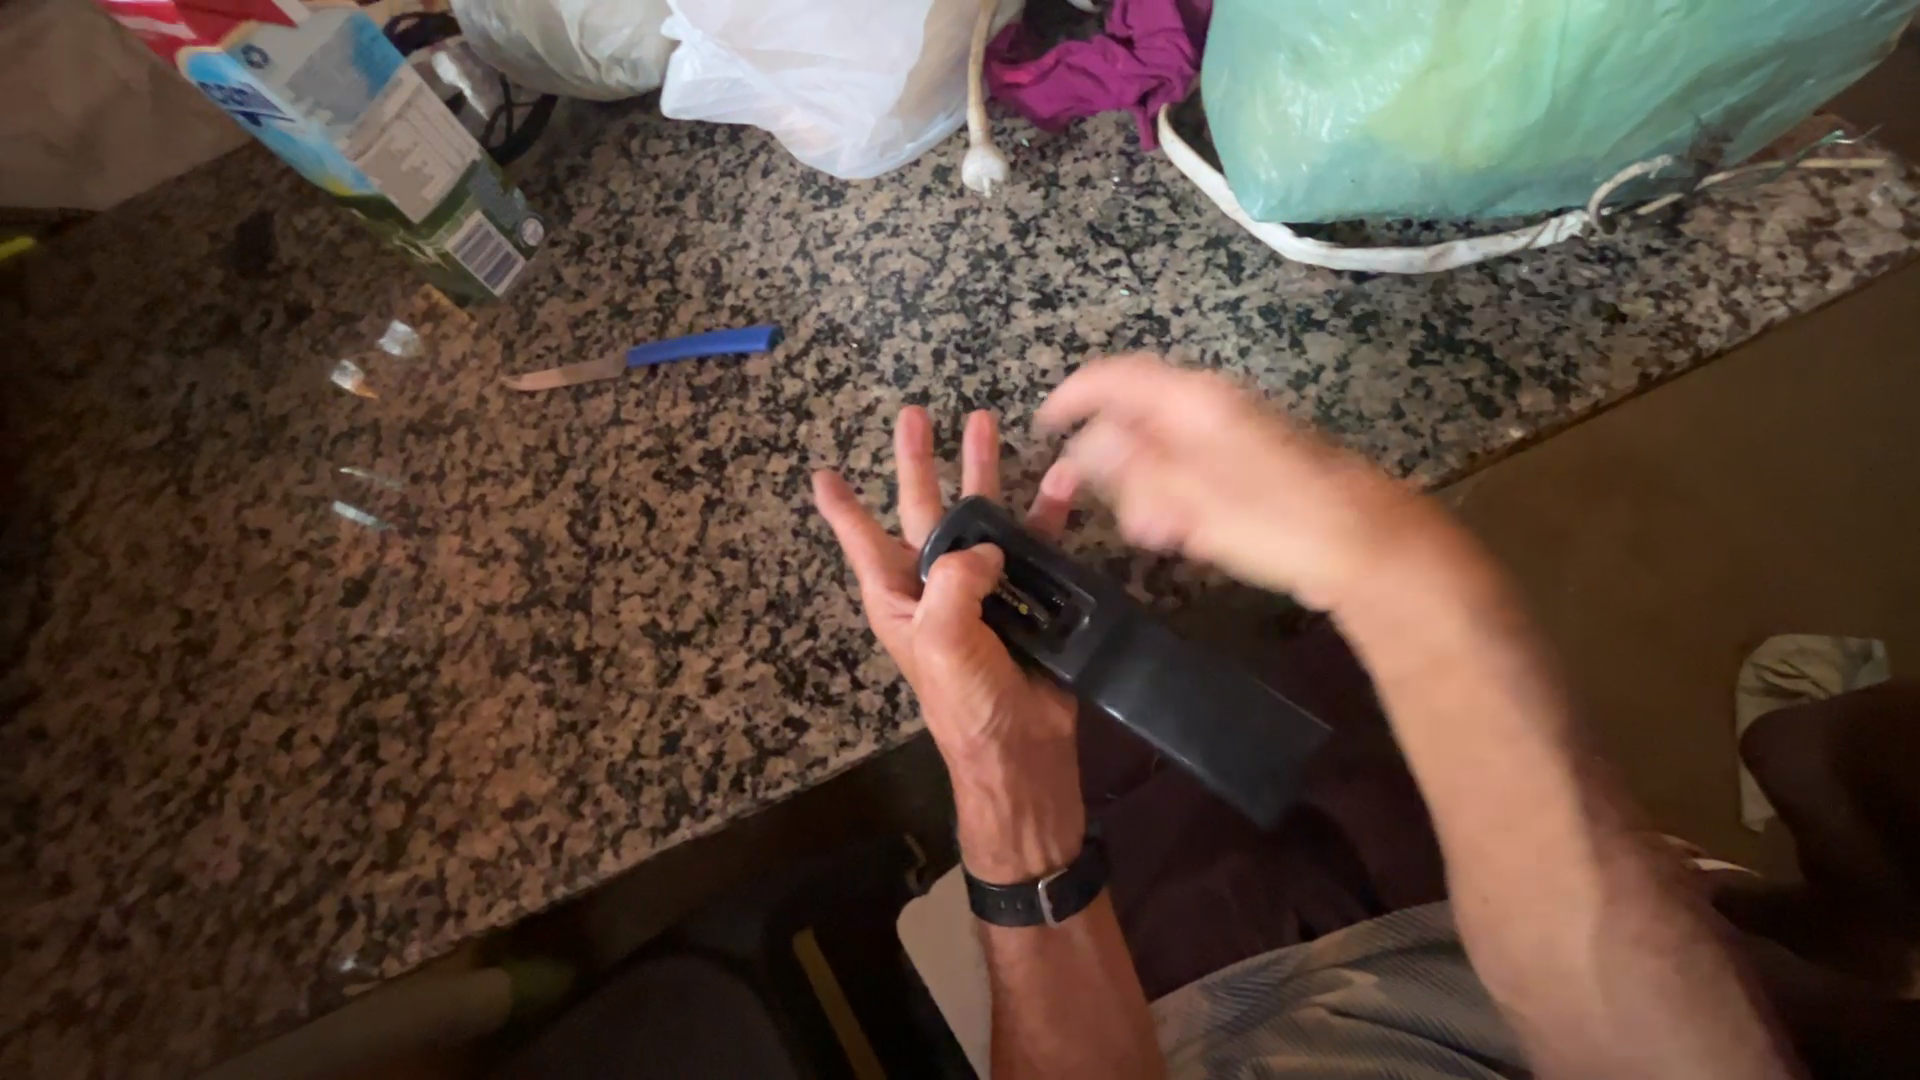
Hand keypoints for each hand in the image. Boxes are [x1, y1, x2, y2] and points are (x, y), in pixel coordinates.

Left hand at [813, 407, 1084, 879]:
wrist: (1022, 748)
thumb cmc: (966, 700)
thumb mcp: (940, 638)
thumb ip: (953, 579)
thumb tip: (987, 546)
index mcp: (898, 596)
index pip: (863, 542)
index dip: (843, 509)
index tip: (822, 475)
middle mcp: (936, 584)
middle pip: (924, 511)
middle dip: (920, 464)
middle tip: (915, 415)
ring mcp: (983, 586)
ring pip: (981, 516)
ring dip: (984, 472)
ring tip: (987, 422)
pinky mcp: (1027, 594)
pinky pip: (1035, 543)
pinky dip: (1047, 511)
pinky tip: (1062, 478)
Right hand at [1037, 354, 1436, 609]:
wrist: (1369, 548)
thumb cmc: (1278, 520)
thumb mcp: (1191, 498)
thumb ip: (1132, 469)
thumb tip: (1084, 448)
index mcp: (1195, 402)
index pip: (1118, 377)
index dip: (1075, 395)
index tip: (1045, 425)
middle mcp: (1212, 409)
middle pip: (1137, 418)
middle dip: (1112, 461)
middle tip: (1101, 503)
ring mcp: (1233, 438)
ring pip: (1162, 453)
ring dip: (1145, 490)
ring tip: (1156, 531)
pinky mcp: (1248, 470)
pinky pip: (1190, 478)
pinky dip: (1175, 503)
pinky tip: (1182, 534)